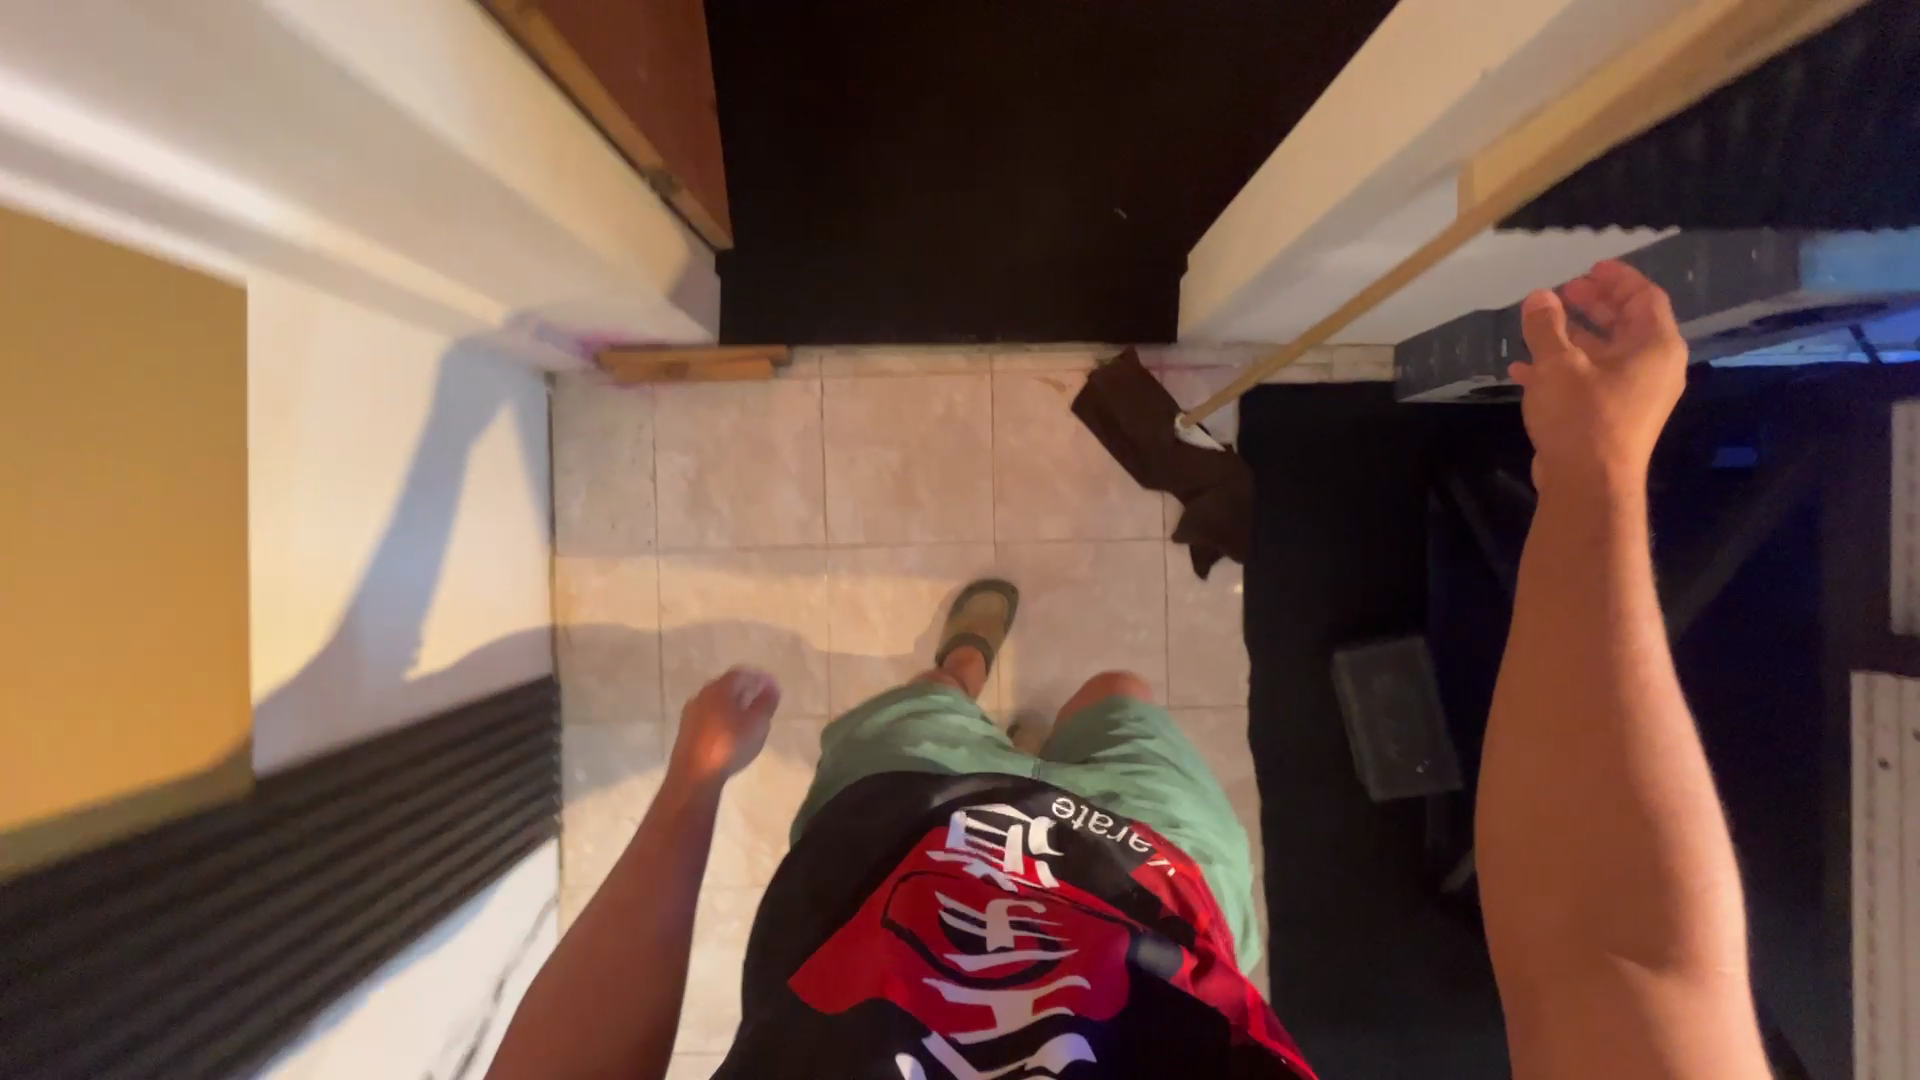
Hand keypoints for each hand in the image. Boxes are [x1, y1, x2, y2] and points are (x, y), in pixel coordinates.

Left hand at [670, 667, 780, 784]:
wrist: (694, 776)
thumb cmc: (729, 745)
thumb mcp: (757, 724)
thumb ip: (766, 702)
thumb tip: (772, 686)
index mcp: (720, 689)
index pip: (740, 674)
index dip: (758, 678)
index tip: (771, 688)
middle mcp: (702, 695)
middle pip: (726, 686)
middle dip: (745, 690)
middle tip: (760, 701)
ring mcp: (691, 713)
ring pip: (716, 702)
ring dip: (732, 706)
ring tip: (747, 719)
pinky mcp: (686, 731)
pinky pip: (708, 716)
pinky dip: (721, 718)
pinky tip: (729, 733)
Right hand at [1511, 260, 1687, 495]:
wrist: (1589, 480)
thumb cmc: (1581, 416)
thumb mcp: (1557, 365)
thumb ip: (1546, 328)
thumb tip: (1539, 297)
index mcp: (1654, 346)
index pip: (1644, 298)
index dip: (1617, 280)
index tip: (1590, 269)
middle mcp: (1653, 366)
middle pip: (1626, 324)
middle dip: (1594, 306)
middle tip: (1564, 292)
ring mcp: (1633, 393)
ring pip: (1603, 353)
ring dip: (1572, 338)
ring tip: (1540, 328)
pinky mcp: (1611, 415)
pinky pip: (1590, 379)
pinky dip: (1564, 369)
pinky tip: (1526, 370)